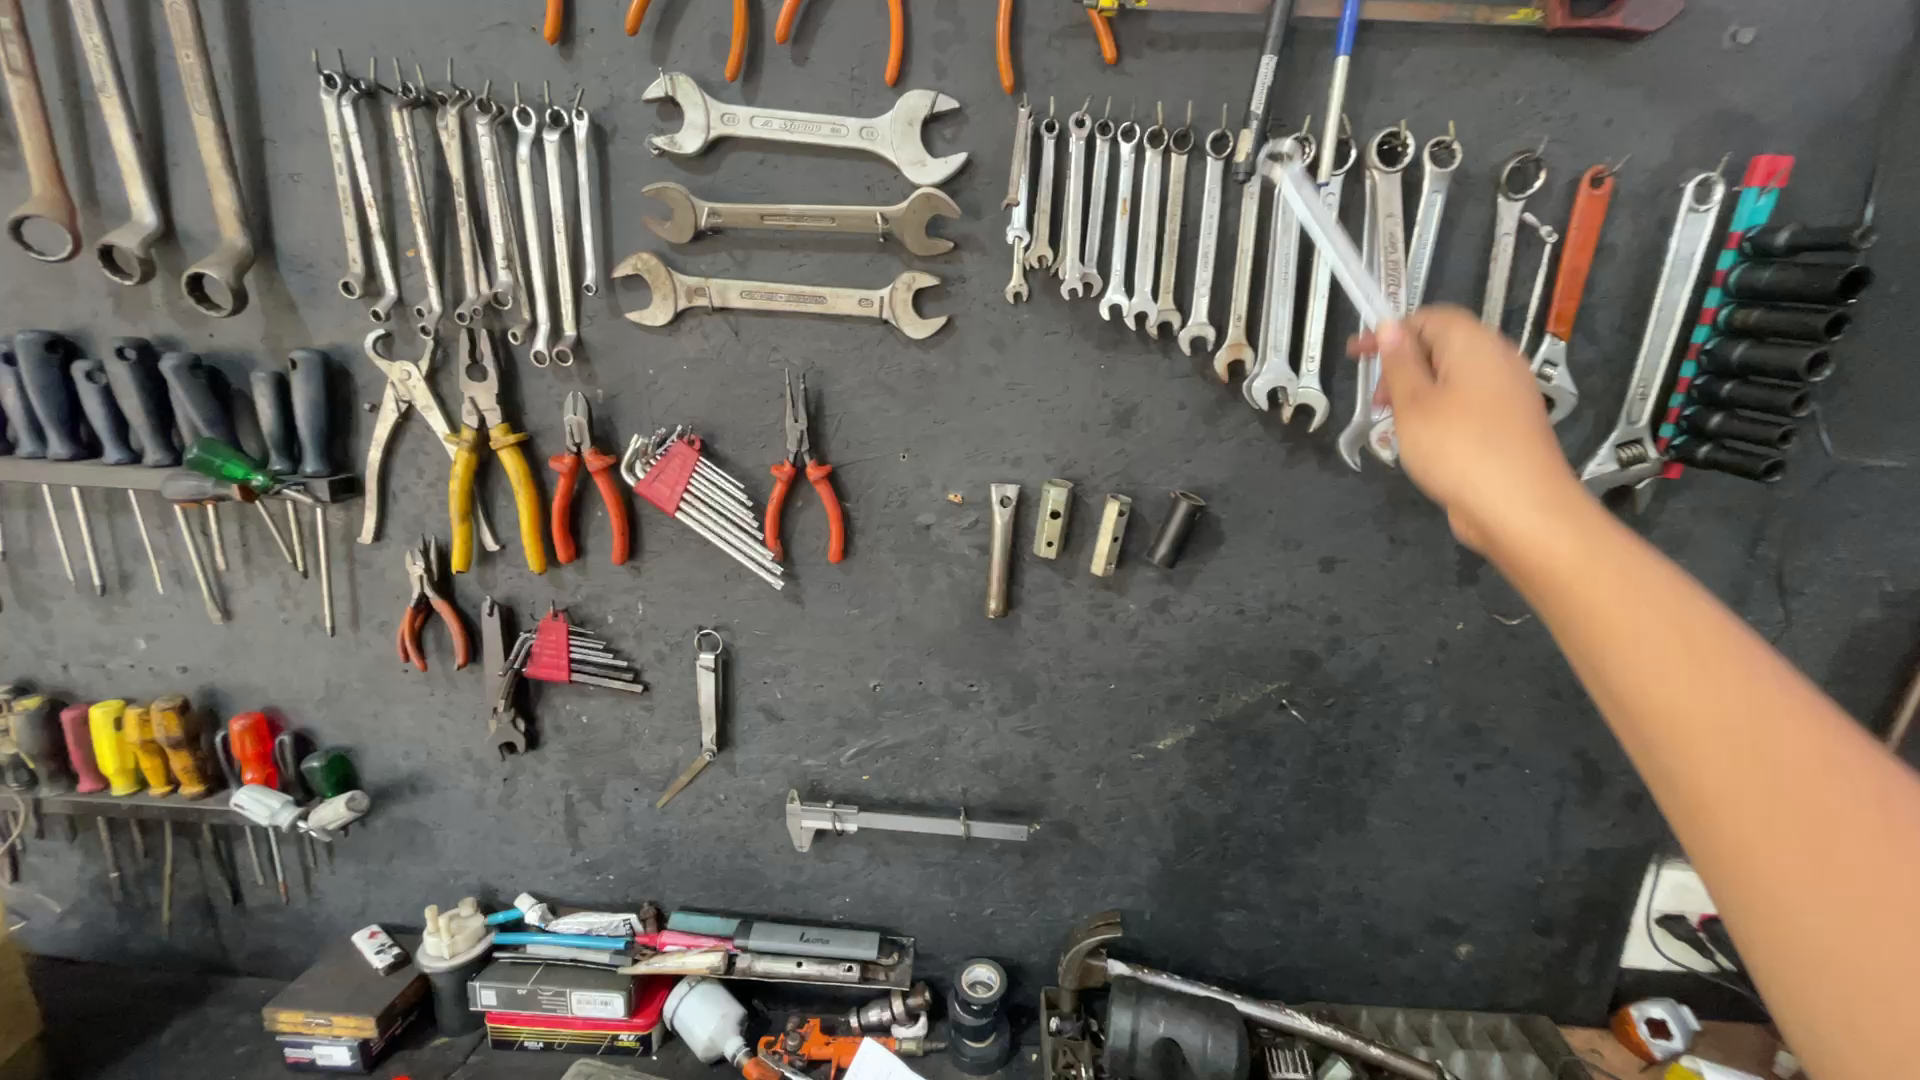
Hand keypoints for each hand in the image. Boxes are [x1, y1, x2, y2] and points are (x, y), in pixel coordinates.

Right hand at [1350, 305, 1584, 553]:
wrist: (1518, 506)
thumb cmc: (1457, 448)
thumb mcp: (1413, 403)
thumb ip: (1399, 363)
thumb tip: (1391, 326)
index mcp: (1474, 346)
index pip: (1431, 317)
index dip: (1392, 331)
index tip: (1359, 355)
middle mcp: (1497, 361)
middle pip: (1442, 346)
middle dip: (1402, 365)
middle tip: (1376, 400)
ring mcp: (1506, 393)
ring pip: (1452, 377)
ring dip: (1417, 391)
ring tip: (1395, 424)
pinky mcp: (1507, 423)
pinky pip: (1465, 402)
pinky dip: (1437, 410)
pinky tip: (1422, 440)